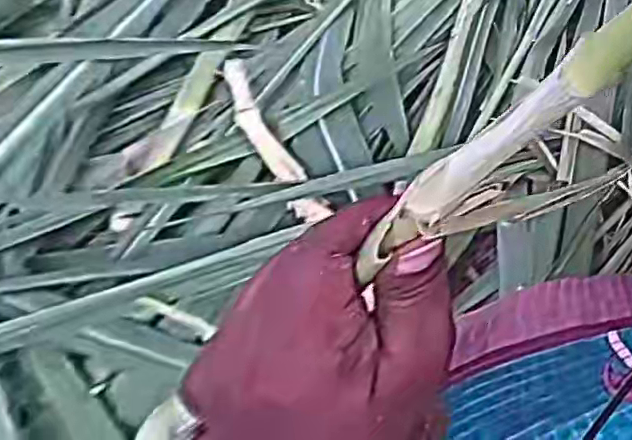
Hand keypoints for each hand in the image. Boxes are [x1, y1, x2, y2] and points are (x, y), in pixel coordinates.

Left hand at [183, 197, 452, 439]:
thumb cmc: (368, 438)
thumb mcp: (416, 363)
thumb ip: (419, 293)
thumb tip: (418, 236)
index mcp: (294, 346)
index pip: (326, 241)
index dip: (374, 217)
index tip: (412, 214)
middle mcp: (240, 351)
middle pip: (301, 253)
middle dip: (356, 241)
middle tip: (400, 254)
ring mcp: (217, 363)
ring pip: (279, 271)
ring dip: (329, 263)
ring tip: (370, 291)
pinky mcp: (213, 371)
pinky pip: (261, 300)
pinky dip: (301, 291)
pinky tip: (334, 315)